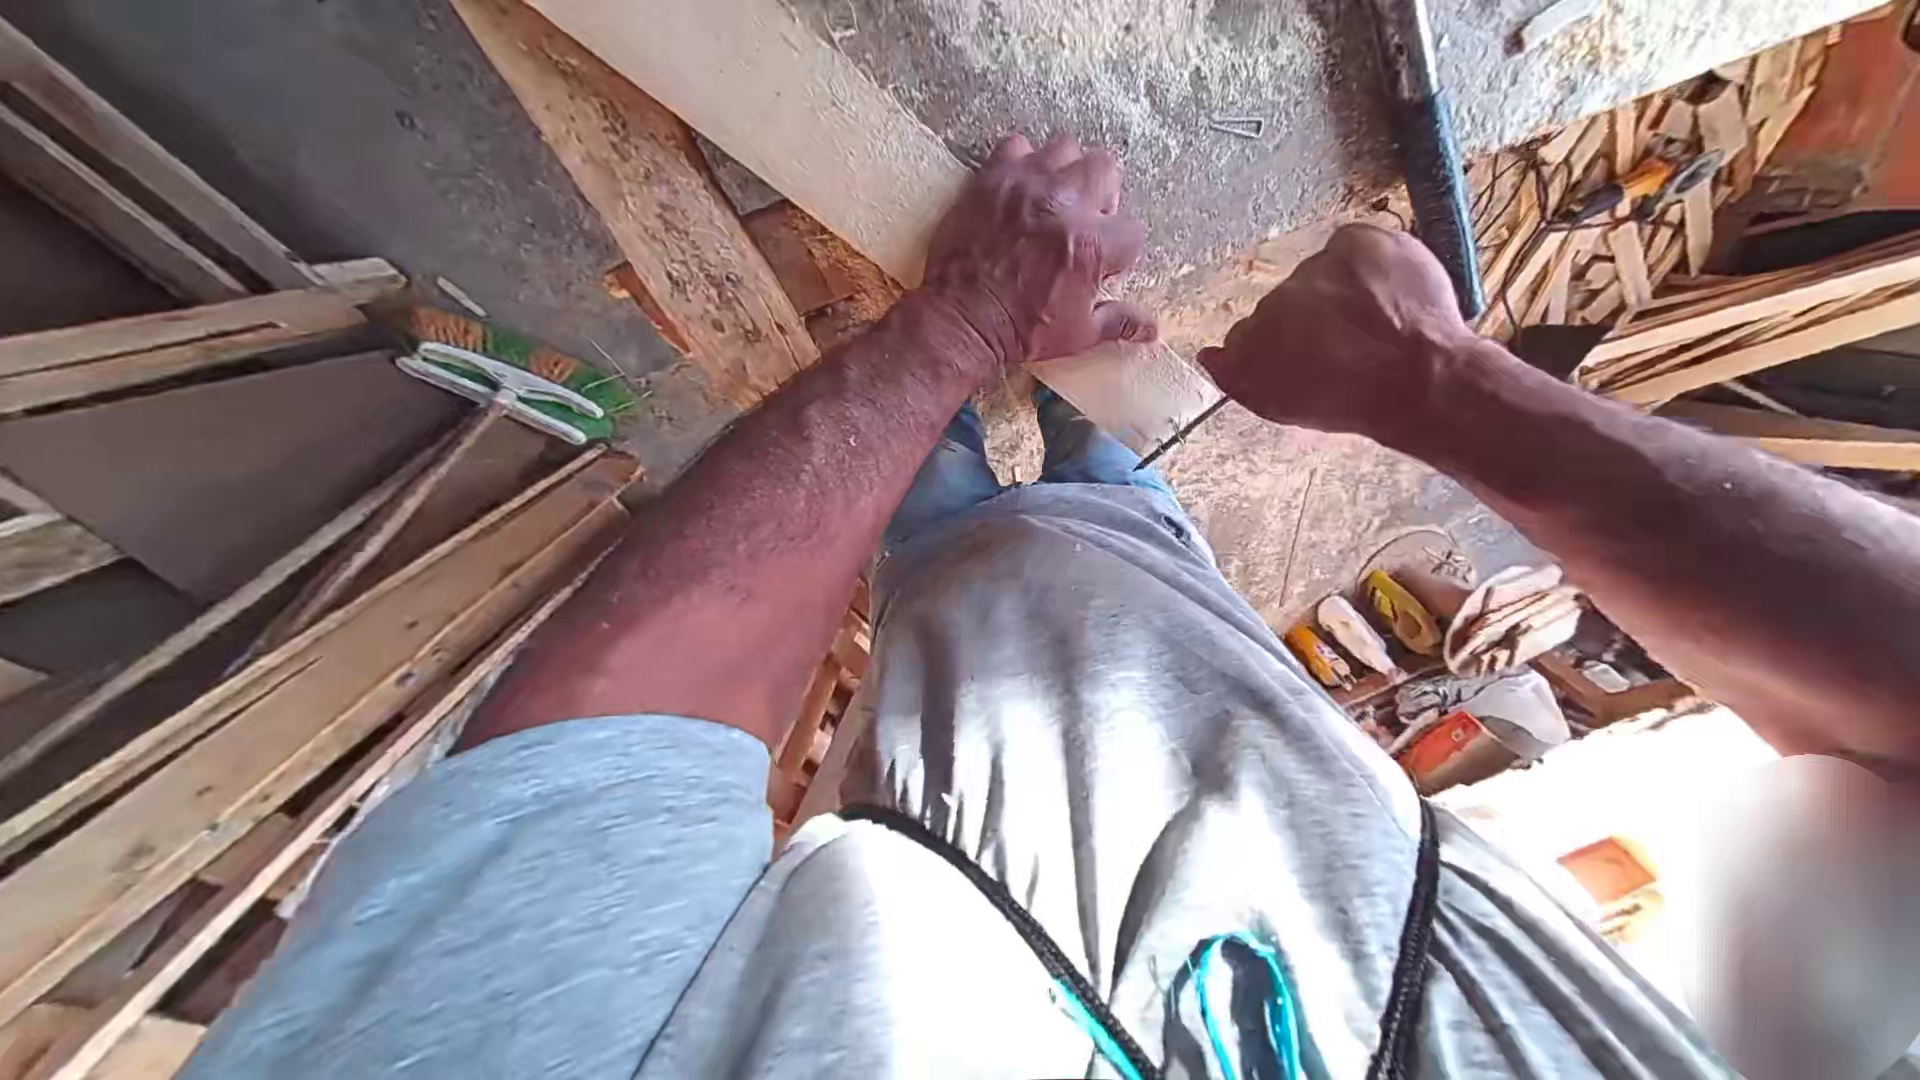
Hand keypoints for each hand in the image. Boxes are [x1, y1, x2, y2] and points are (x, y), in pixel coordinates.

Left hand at [921, 133, 1156, 366]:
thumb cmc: (1022, 332)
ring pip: (1065, 149)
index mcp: (1092, 247)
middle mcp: (1064, 206)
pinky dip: (1021, 164)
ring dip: (1064, 173)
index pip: (1132, 231)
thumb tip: (1154, 330)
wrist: (962, 321)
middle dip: (1100, 196)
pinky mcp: (993, 179)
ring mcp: (1027, 186)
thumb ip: (1118, 322)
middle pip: (1106, 169)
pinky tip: (1017, 193)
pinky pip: (1016, 147)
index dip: (1118, 252)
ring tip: (1050, 204)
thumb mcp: (1077, 334)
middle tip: (1080, 224)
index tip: (1101, 265)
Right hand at [1198, 224, 1483, 440]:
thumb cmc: (1347, 400)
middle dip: (1307, 318)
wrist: (1415, 379)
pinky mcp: (1355, 244)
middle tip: (1341, 342)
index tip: (1298, 355)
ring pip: (1317, 274)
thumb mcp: (1276, 405)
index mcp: (1249, 341)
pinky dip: (1362, 260)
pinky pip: (1349, 242)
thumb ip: (1233, 376)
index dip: (1273, 344)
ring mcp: (1314, 270)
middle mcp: (1272, 302)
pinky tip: (1380, 289)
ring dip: (1337, 290)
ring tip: (1370, 321)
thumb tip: (1207, 355)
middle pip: (1282, 302)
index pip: (1246, 332)